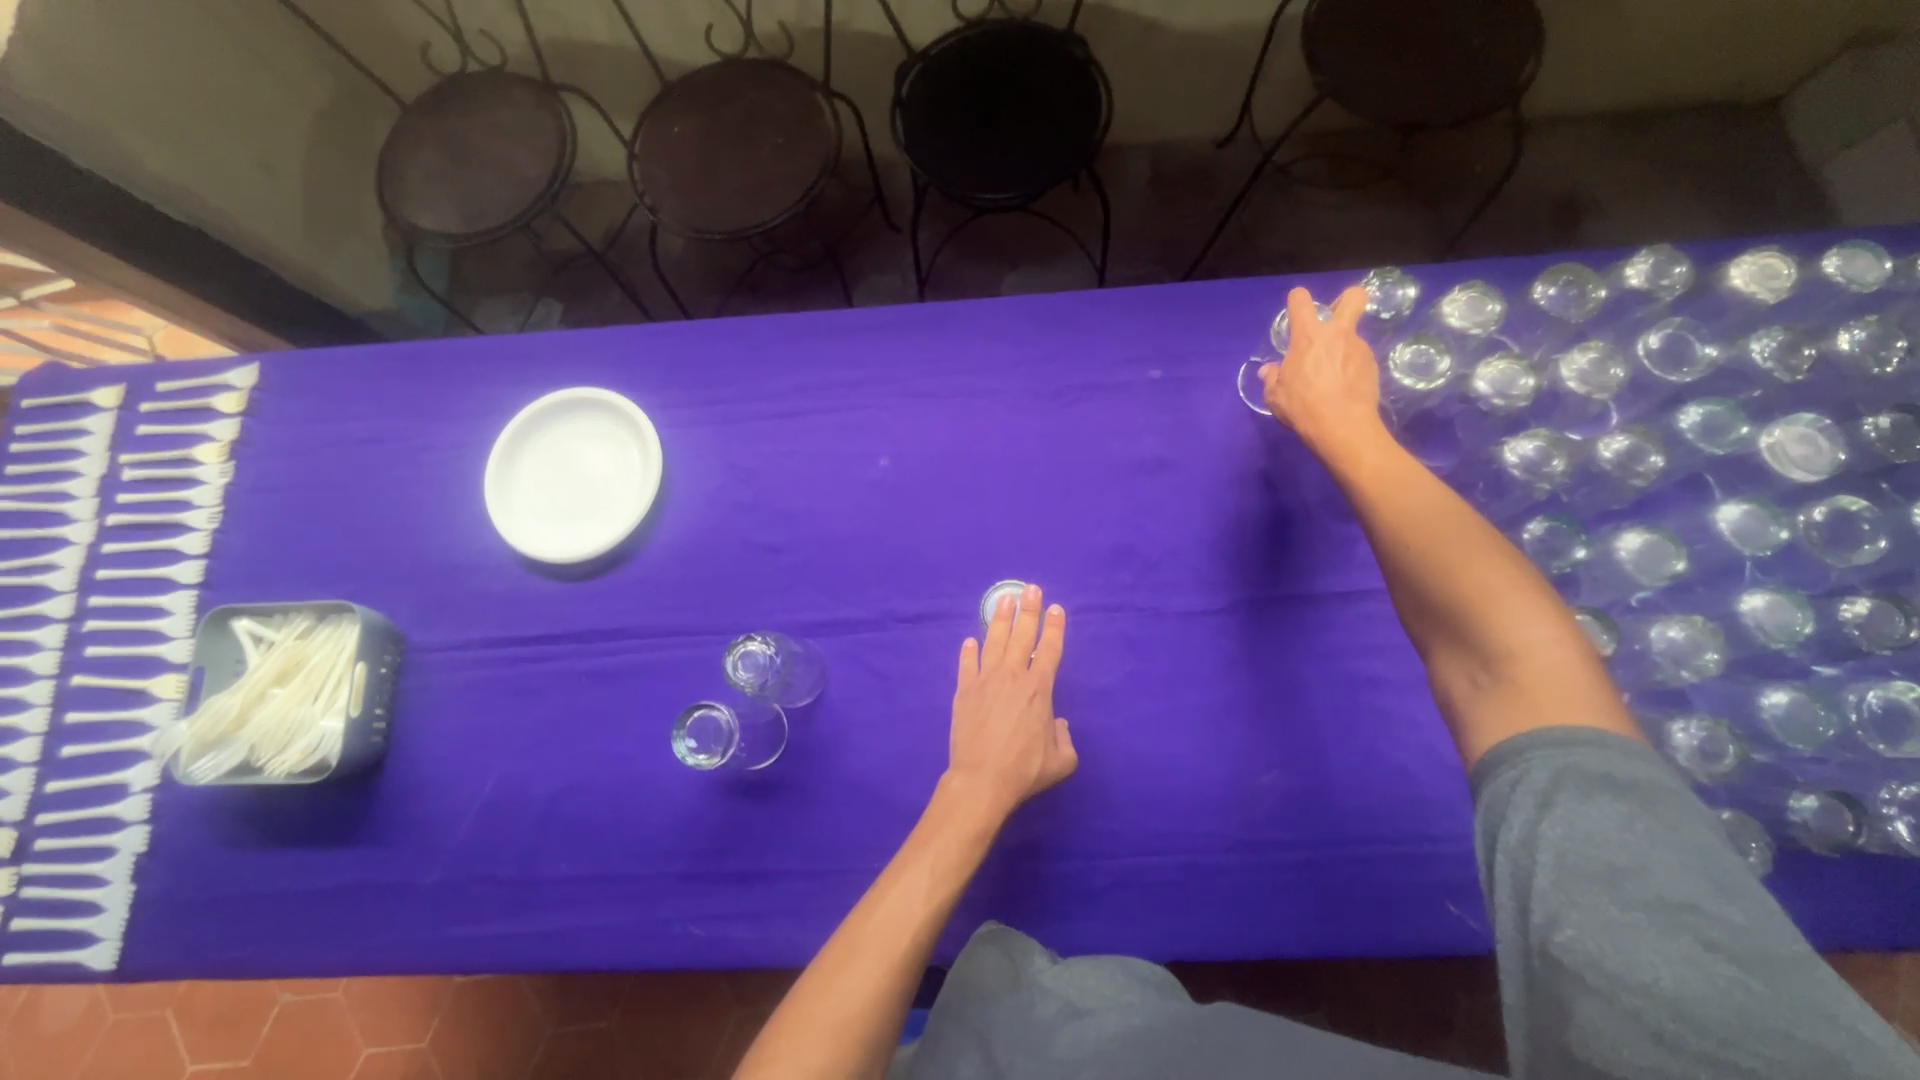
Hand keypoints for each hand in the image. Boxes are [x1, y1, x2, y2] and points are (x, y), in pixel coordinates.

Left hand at [944, 583, 1076, 822]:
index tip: (1056, 608)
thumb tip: (1059, 724)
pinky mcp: (964, 692)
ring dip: (1001, 620)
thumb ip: (1066, 739)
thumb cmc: (1024, 771)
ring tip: (1005, 599)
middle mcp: (1013, 677)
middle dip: (1029, 610)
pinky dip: (969, 652)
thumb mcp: (1062, 762)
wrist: (982, 780)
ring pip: (995, 642)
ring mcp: (985, 681)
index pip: (1050, 650)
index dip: (1054, 628)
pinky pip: (967, 664)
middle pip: (1023, 636)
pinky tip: (970, 641)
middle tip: (1032, 589)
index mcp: (1040, 689)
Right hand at [1260, 285, 1385, 453]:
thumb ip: (1272, 378)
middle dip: (1346, 300)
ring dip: (1342, 350)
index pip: (1301, 300)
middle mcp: (1337, 334)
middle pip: (1353, 297)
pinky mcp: (1372, 366)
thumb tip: (1269, 370)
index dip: (1298, 299)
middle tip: (1335, 318)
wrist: (1343, 427)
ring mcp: (1359, 348)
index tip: (1296, 308)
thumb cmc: (1303, 407)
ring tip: (1332, 377)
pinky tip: (1344, 388)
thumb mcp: (1275, 396)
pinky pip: (1358, 360)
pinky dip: (1350, 369)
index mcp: (1308, 337)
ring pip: (1352, 337)